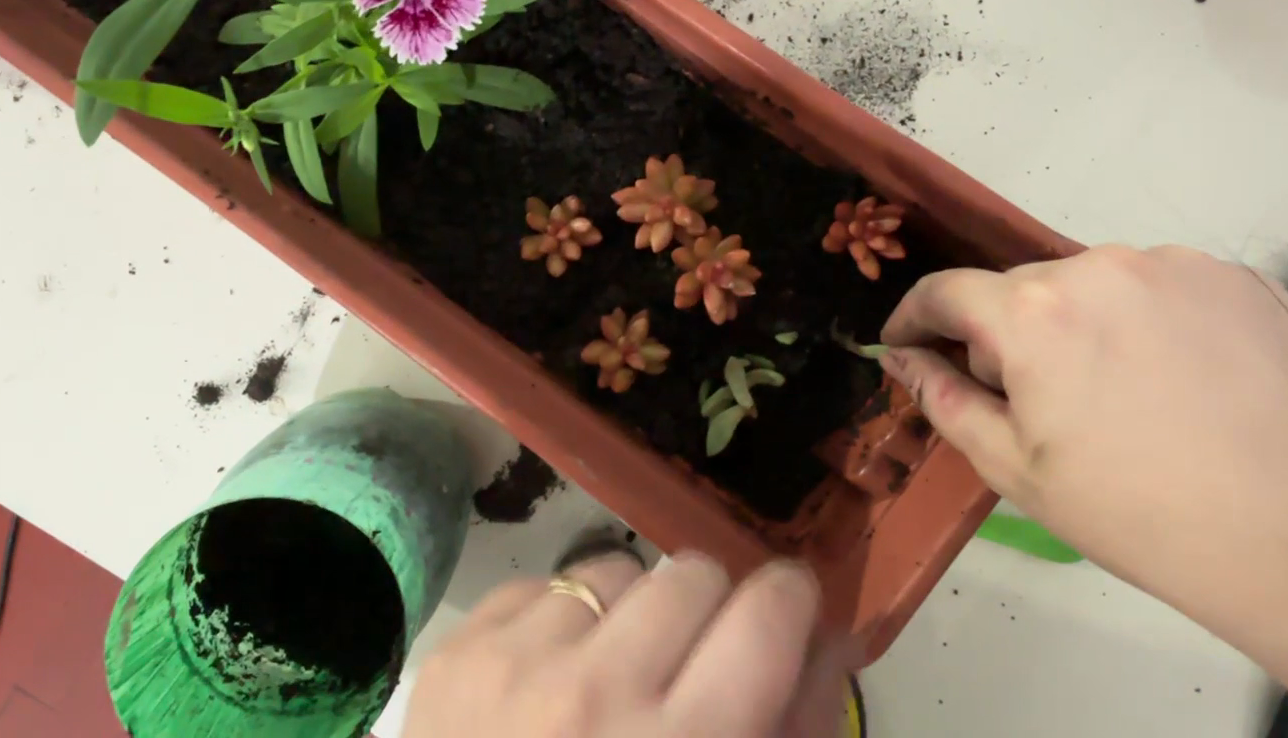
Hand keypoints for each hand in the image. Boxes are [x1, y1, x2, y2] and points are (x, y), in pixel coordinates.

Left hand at [402, 552, 855, 737]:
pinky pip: (545, 584)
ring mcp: (518, 660)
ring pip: (615, 567)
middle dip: (706, 610)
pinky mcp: (461, 647)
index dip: (787, 601)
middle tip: (689, 660)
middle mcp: (597, 691)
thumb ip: (794, 730)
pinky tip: (550, 681)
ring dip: (628, 612)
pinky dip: (562, 621)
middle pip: (692, 572)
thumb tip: (825, 633)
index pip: (766, 615)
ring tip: (611, 675)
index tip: (783, 611)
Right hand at [878, 245, 1287, 693]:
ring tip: (1116, 392)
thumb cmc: (1139, 514)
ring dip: (1076, 324)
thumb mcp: (1013, 469)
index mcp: (1033, 310)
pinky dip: (1143, 320)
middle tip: (1035, 401)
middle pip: (1019, 289)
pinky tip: (1176, 377)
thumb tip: (897, 355)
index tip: (905, 344)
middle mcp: (1098, 264)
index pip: (943, 290)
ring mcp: (1178, 265)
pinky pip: (1158, 286)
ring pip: (1090, 285)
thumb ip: (941, 398)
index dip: (913, 318)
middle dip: (1005, 336)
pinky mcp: (1242, 278)